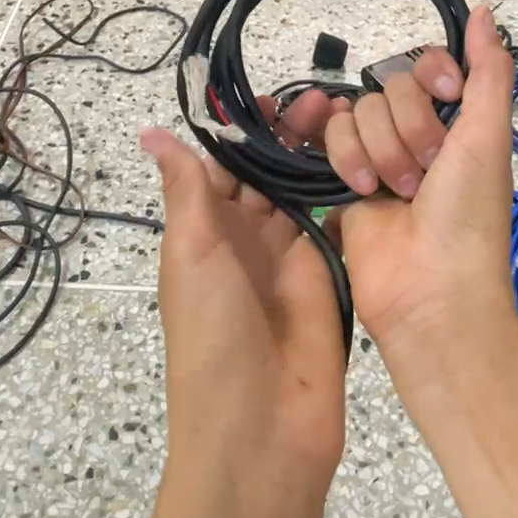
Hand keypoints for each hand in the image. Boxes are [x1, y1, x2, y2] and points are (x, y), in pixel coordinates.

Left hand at [142, 90, 347, 517]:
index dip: (243, 129)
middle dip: (288, 134)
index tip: (271, 93)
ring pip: (301, 191)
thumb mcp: (191, 253)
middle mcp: (247, 236)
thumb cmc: (213, 332)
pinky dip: (345, 190)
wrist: (262, 424)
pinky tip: (367, 156)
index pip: (224, 166)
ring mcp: (289, 254)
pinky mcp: (327, 272)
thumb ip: (186, 189)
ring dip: (319, 155)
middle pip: (267, 173)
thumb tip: (151, 131)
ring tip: (348, 115)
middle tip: (325, 98)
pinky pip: (333, 222)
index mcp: (206, 229)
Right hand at [324, 4, 517, 348]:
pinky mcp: (340, 176)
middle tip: (427, 172)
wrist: (430, 290)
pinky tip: (362, 189)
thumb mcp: (488, 137)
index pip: (427, 64)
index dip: (432, 74)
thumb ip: (487, 70)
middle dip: (410, 129)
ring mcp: (376, 154)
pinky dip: (347, 159)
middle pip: (389, 86)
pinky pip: (329, 138)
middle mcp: (415, 132)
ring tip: (397, 193)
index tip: (448, 95)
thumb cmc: (469, 214)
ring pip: (357, 111)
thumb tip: (483, 7)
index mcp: (455, 121)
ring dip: (381, 151)